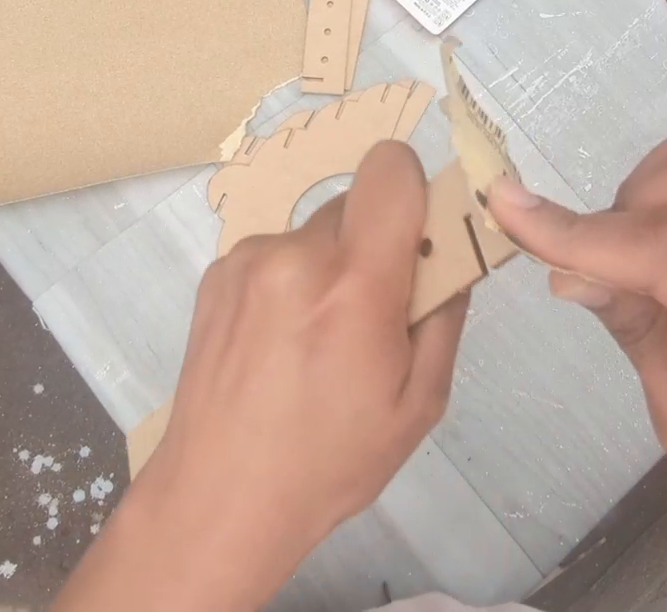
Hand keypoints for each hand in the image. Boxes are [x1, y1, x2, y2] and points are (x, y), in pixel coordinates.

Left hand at [54, 141, 468, 611]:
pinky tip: (278, 341)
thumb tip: (450, 256)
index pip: (390, 168)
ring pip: (316, 230)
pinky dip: (291, 279)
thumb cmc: (330, 459)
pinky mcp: (216, 272)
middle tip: (372, 310)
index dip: (412, 189)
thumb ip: (445, 313)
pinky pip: (276, 252)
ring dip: (330, 264)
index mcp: (353, 282)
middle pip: (356, 201)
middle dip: (375, 242)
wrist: (217, 497)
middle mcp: (295, 253)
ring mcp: (246, 258)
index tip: (417, 239)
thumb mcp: (420, 402)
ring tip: (317, 336)